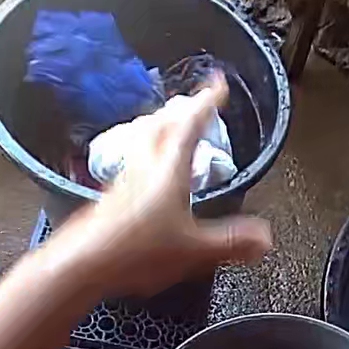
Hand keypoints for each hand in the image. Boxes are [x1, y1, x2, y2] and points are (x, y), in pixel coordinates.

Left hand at [53, 77, 272, 297]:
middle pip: (162, 123)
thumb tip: (264, 238)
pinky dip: (146, 149)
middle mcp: (144, 165)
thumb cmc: (135, 251)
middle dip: (182, 108)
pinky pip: (132, 158)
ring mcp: (124, 178)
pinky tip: (146, 168)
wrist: (84, 263)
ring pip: (143, 137)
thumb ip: (231, 242)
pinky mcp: (111, 195)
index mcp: (168, 170)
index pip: (191, 124)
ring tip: (170, 124)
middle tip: (196, 102)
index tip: (218, 85)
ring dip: (160, 124)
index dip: (207, 102)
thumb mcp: (194, 249)